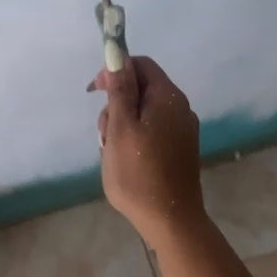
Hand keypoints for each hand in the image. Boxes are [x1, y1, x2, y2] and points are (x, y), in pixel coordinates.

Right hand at [94, 56, 204, 245]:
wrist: (171, 221)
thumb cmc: (139, 173)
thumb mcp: (120, 127)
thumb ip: (119, 89)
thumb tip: (117, 54)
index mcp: (168, 97)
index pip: (141, 65)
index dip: (115, 71)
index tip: (94, 92)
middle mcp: (180, 108)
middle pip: (141, 89)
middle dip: (116, 106)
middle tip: (104, 134)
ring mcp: (183, 131)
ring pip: (144, 113)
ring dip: (123, 126)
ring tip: (112, 153)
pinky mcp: (181, 150)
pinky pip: (153, 131)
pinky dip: (135, 139)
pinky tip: (126, 162)